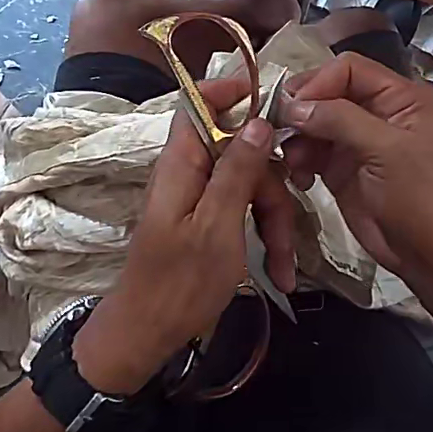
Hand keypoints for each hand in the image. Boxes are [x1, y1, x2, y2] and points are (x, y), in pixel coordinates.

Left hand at [72, 76, 296, 395]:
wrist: (146, 339)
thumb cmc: (179, 284)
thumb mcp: (217, 227)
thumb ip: (236, 171)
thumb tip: (258, 121)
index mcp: (182, 164)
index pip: (199, 104)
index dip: (231, 92)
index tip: (273, 102)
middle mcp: (190, 173)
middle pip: (242, 154)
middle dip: (271, 188)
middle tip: (286, 230)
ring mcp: (201, 199)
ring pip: (250, 186)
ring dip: (274, 221)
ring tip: (284, 266)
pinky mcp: (209, 222)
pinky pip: (244, 211)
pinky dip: (265, 236)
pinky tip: (279, 270)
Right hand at [276, 52, 432, 281]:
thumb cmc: (422, 197)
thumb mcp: (388, 150)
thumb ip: (341, 120)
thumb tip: (294, 105)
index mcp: (400, 97)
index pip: (349, 70)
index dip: (319, 83)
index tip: (292, 107)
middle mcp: (378, 113)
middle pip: (328, 94)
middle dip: (303, 110)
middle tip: (279, 130)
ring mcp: (359, 143)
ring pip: (316, 124)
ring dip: (298, 138)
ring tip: (292, 161)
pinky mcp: (344, 171)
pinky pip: (313, 153)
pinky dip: (301, 160)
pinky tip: (300, 177)